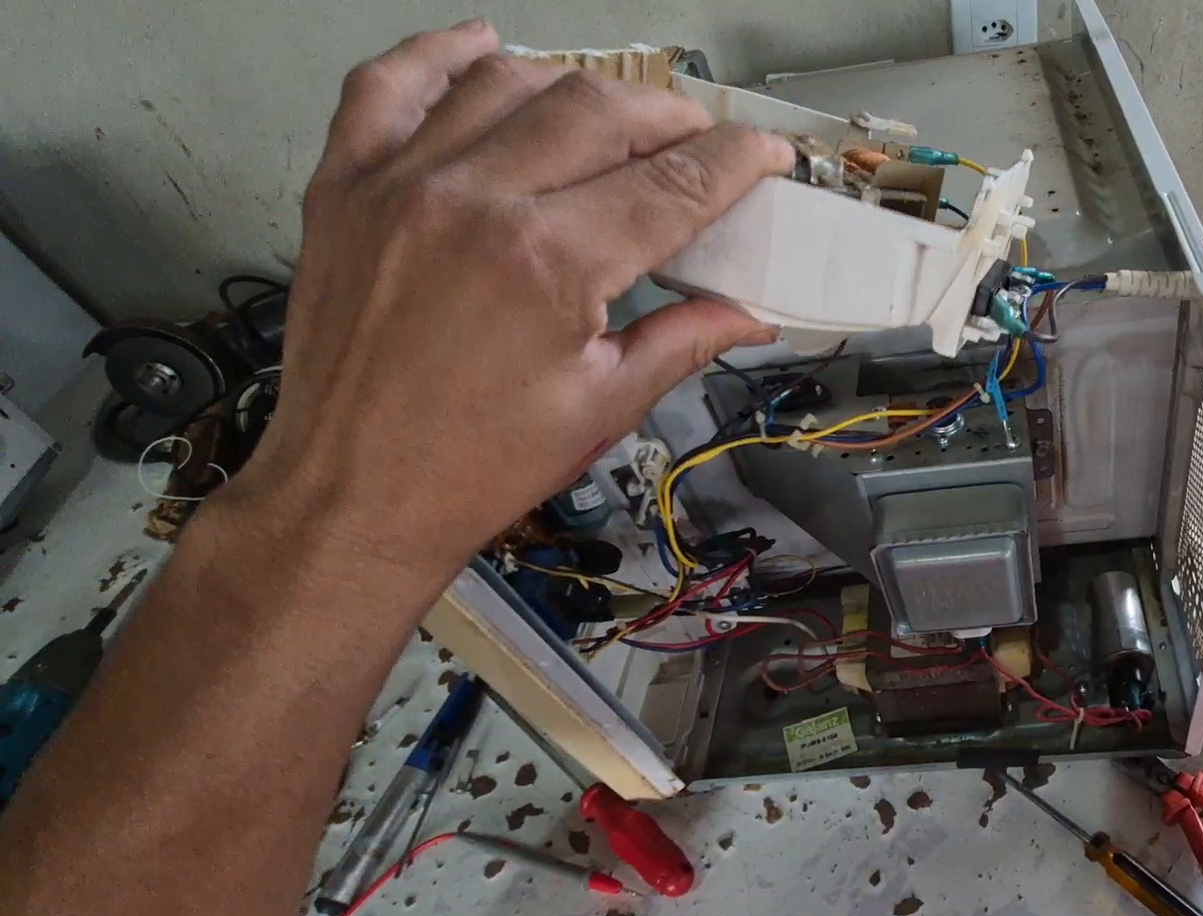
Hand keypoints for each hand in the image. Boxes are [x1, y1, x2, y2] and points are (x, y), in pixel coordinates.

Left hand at [223, 20, 792, 580]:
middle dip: (669, 117)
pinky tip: (489, 47)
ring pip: (509, 85)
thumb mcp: (606, 405)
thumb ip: (684, 340)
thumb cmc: (491, 462)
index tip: (770, 151)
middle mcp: (478, 199)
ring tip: (623, 114)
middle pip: (598, 113)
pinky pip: (390, 83)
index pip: (670, 187)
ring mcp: (399, 180)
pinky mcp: (344, 185)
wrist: (358, 492)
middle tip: (706, 139)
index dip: (734, 162)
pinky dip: (445, 55)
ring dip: (582, 87)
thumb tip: (754, 316)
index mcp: (553, 263)